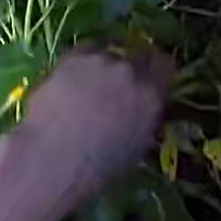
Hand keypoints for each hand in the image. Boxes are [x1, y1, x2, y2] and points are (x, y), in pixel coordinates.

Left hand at [20, 48, 170, 185]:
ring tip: (87, 88)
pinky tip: (71, 81)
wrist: (54, 157)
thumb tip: (139, 109)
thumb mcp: (135, 148)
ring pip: (109, 54)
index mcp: (151, 97)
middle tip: (115, 86)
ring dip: (103, 67)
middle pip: (138, 55)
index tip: (149, 78)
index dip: (156, 71)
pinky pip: (85, 52)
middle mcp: (131, 72)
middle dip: (130, 68)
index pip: (165, 66)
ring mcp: (102, 60)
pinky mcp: (75, 55)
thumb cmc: (97, 168)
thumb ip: (143, 118)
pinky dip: (82, 63)